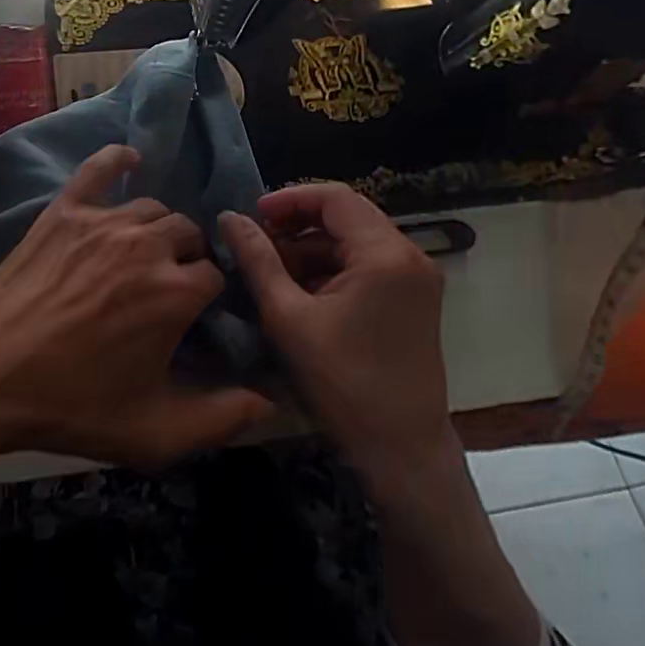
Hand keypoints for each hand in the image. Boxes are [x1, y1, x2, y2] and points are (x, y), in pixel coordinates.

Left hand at [0, 145, 272, 515]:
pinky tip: (130, 160)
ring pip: (150, 209)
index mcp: (175, 293)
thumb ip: (219, 419)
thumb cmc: (70, 404)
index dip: (208, 295)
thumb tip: (268, 402)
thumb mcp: (152, 433)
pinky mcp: (64, 212)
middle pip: (187, 234)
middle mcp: (146, 246)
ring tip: (142, 252)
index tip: (194, 314)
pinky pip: (98, 171)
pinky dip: (117, 160)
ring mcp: (102, 223)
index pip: (214, 276)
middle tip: (165, 286)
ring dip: (157, 228)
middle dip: (186, 257)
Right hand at [219, 183, 448, 476]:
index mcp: (385, 255)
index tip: (253, 217)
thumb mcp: (287, 315)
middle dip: (297, 222)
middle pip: (346, 215)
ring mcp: (415, 278)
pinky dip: (329, 266)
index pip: (335, 198)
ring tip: (271, 269)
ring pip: (353, 240)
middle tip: (257, 241)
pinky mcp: (412, 298)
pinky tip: (298, 289)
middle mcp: (409, 256)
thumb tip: (229, 218)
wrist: (400, 447)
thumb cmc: (342, 380)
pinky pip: (365, 263)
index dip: (289, 199)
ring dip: (310, 246)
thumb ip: (257, 259)